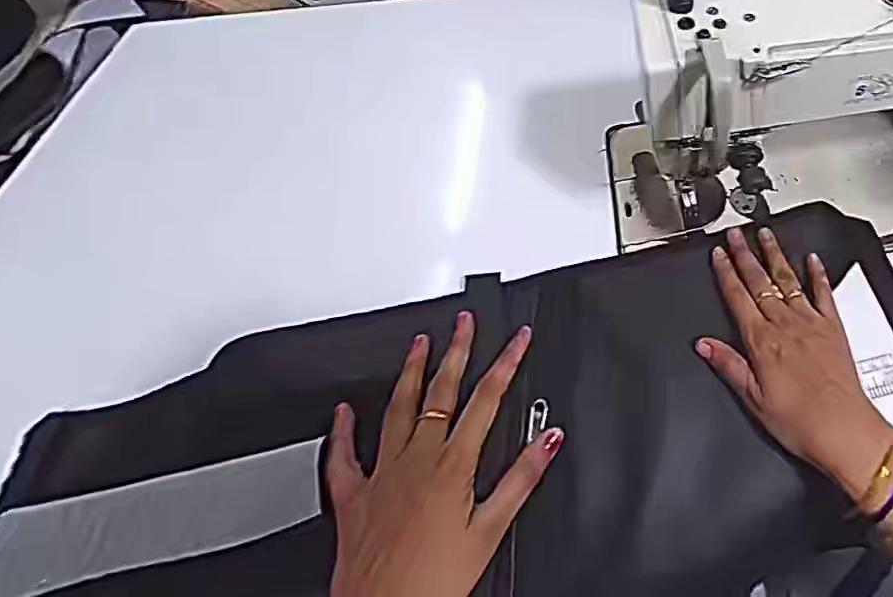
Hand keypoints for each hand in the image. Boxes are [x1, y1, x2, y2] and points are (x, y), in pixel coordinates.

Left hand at [325, 313, 562, 596]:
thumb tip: (550, 438)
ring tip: (420, 342)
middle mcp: (416, 461)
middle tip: (464, 322)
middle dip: (457, 350)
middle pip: (442, 391)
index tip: (519, 337)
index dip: (507, 361)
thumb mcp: (491, 531)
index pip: (487, 397)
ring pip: (397, 409)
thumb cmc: (432, 584)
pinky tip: (343, 411)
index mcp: (452, 466)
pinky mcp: (352, 501)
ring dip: (410, 371)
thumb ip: (522, 478)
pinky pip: (343, 458)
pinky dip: (342, 431)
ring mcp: (382, 477)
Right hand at [695, 228, 892, 502]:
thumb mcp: (754, 400)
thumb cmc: (800, 421)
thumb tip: (705, 345)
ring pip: (787, 279)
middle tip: (736, 233)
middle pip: (759, 281)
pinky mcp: (833, 326)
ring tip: (766, 235)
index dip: (726, 272)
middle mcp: (785, 325)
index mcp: (763, 342)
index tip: (719, 254)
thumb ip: (729, 366)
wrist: (843, 428)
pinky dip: (817, 273)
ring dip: (775, 255)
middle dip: (744, 254)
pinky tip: (812, 259)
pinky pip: (823, 292)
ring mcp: (810, 322)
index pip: (738, 298)